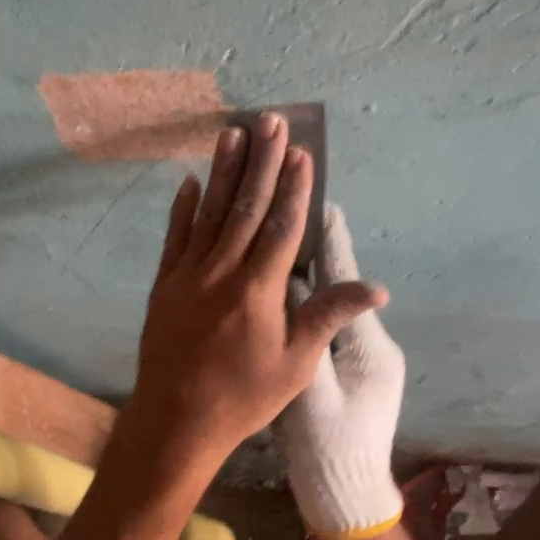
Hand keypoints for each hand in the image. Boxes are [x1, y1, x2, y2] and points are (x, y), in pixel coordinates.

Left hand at [122, 113, 387, 474]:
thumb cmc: (243, 397)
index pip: (280, 226)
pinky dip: (183, 207)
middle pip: (244, 207)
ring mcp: (187, 275)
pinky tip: (190, 181)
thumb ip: (327, 317)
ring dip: (222, 171)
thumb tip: (375, 288)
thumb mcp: (295, 365)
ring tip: (232, 133)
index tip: (300, 151)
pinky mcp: (163, 284)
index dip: (292, 187)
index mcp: (258, 290)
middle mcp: (221, 272)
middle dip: (260, 162)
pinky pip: (174, 237)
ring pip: (208, 213)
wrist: (175, 418)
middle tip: (269, 120)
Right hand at [282, 204, 406, 539]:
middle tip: (289, 208)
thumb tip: (288, 283)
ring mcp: (358, 358)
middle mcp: (369, 343)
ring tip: (278, 238)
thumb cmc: (328, 447)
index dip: (330, 240)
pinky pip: (320, 324)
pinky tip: (276, 289)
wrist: (346, 497)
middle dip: (314, 249)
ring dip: (305, 273)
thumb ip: (305, 336)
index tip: (318, 198)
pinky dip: (300, 303)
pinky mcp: (344, 371)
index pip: (344, 280)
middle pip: (337, 286)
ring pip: (327, 304)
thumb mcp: (311, 393)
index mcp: (366, 345)